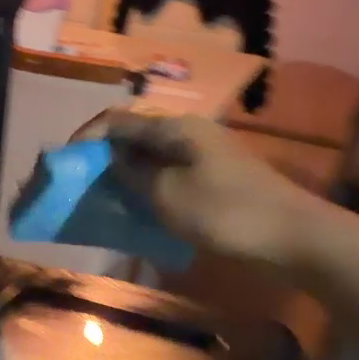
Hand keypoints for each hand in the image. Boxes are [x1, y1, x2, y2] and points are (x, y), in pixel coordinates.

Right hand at [73, 109, 324, 269]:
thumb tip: (113, 160)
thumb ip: (132, 174)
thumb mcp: (167, 195)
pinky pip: (169, 175)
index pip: (117, 121)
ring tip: (104, 199)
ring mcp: (205, 156)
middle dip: (104, 157)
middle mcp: (189, 134)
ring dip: (126, 175)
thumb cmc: (226, 212)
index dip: (86, 137)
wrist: (294, 238)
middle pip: (135, 137)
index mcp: (175, 128)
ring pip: (152, 158)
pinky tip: (138, 210)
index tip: (64, 163)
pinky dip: (148, 188)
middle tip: (81, 184)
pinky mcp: (215, 179)